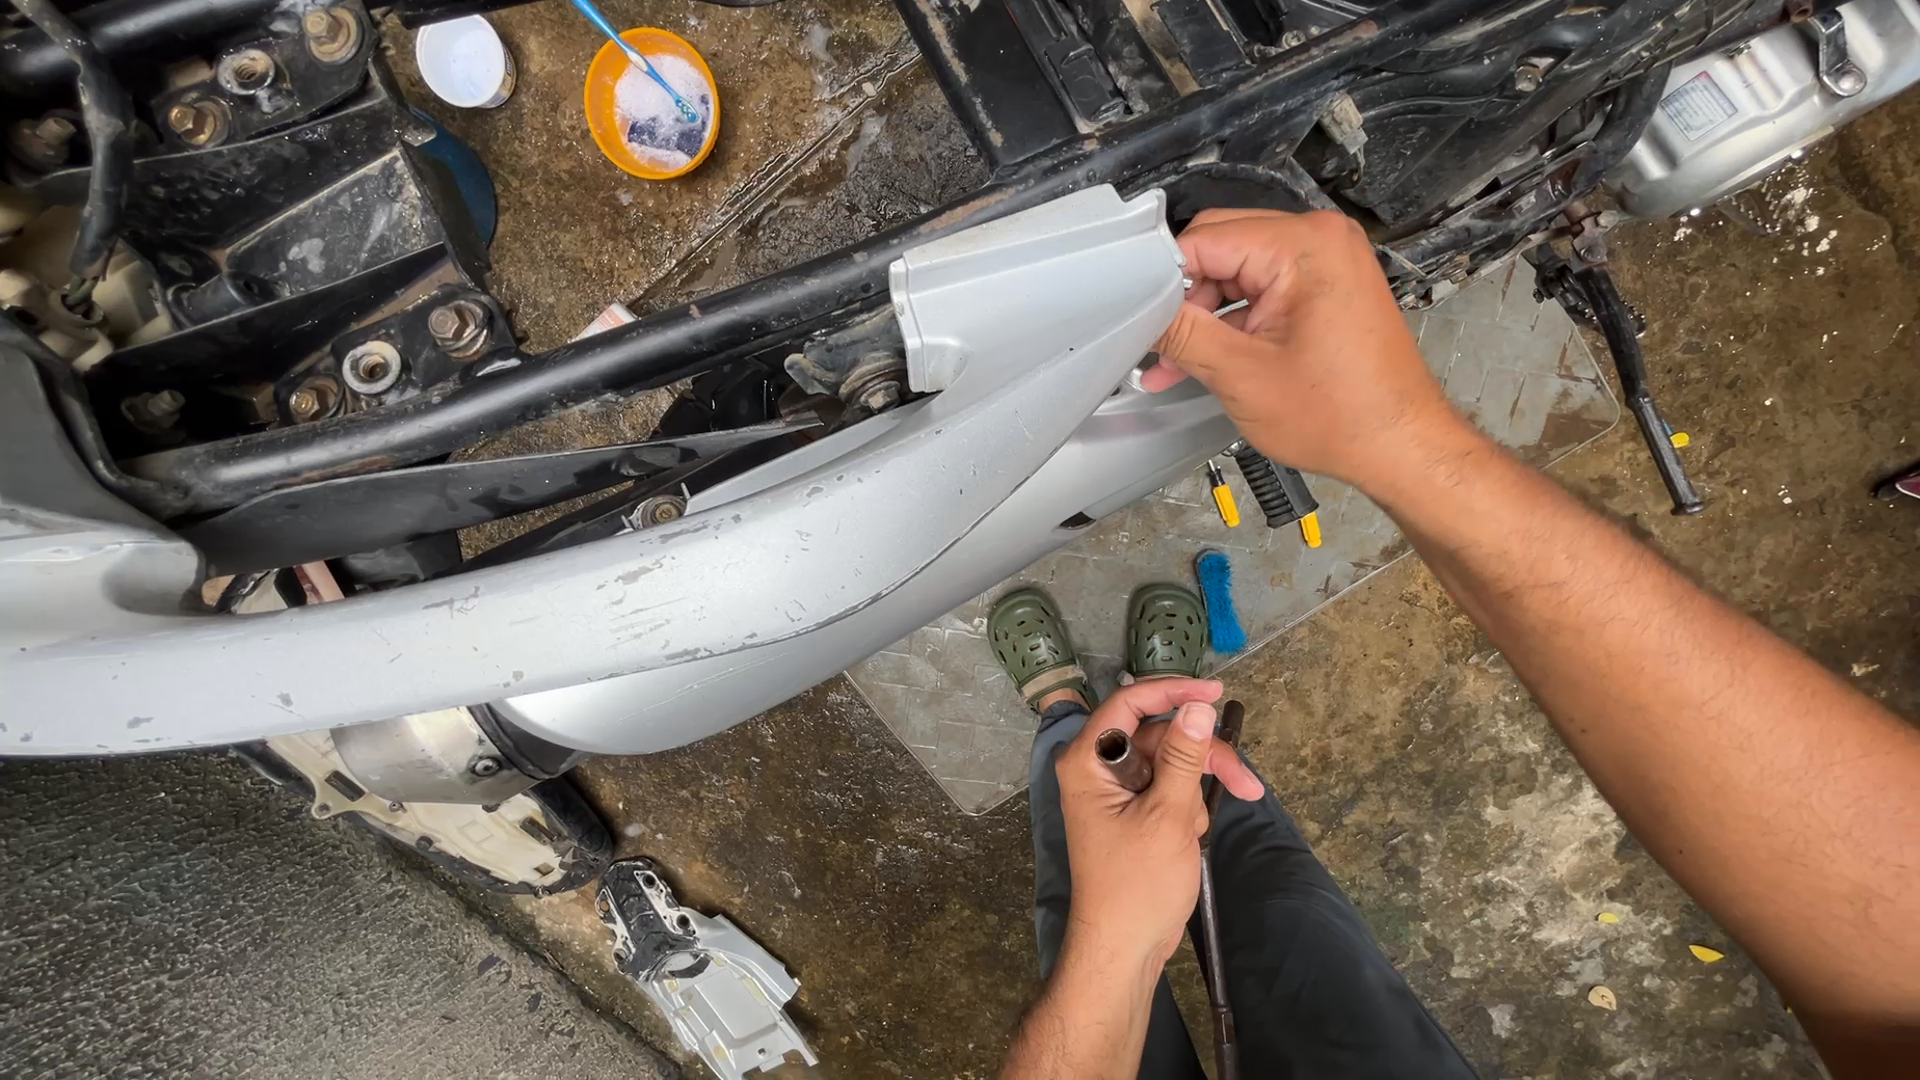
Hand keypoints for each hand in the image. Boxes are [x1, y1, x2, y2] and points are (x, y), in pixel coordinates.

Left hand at [1054, 679, 1264, 977]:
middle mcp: (1097, 765)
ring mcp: (1116, 788)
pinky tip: (1189, 839)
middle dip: (1201, 757)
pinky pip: (1167, 787)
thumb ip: (1183, 756)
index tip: (1215, 693)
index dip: (1173, 691)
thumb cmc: (1137, 883)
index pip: (1129, 702)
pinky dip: (1186, 807)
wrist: (1125, 947)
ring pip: (1169, 761)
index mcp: (1088, 758)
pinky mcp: (1133, 808)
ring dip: (1195, 790)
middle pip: (1159, 735)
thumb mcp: (1168, 815)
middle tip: (1247, 782)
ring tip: (1197, 832)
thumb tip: (1198, 706)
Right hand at [1145, 208, 1465, 490]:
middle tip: (1153, 340)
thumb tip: (1141, 312)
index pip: (1204, 240)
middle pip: (1217, 250)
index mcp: (1304, 248)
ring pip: (1232, 275)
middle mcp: (1319, 243)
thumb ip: (1182, 335)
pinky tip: (1201, 359)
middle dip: (1180, 299)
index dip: (1161, 277)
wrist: (1397, 446)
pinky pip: (1257, 294)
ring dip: (1200, 318)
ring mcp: (1322, 266)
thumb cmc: (1344, 415)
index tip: (1132, 311)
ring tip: (1172, 363)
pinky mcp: (1320, 291)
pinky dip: (1228, 325)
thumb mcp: (1240, 374)